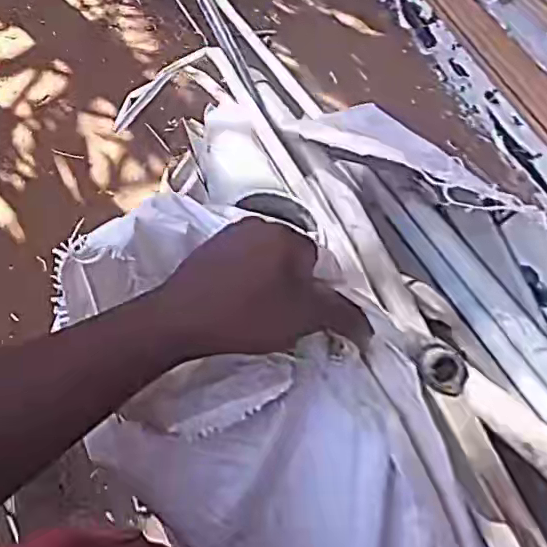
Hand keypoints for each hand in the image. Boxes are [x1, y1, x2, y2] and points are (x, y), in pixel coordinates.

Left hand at [144, 217, 370, 360]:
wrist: (180, 317)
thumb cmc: (245, 313)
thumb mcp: (303, 317)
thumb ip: (340, 314)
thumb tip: (366, 323)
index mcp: (283, 231)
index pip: (319, 260)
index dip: (318, 292)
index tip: (308, 316)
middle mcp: (256, 223)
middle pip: (292, 258)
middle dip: (295, 287)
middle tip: (287, 318)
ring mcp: (229, 234)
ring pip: (266, 262)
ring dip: (270, 286)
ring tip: (261, 316)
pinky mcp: (208, 249)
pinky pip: (241, 265)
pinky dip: (246, 283)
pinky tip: (238, 307)